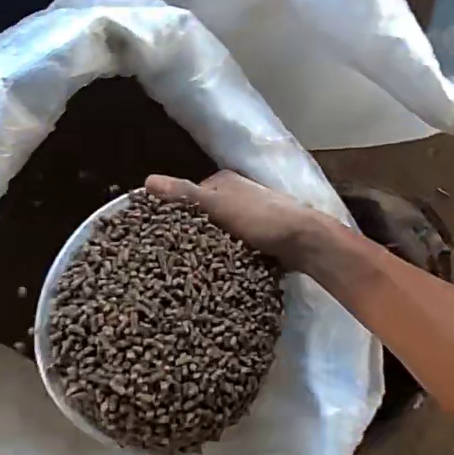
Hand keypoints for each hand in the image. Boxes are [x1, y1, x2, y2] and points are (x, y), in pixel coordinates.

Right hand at [144, 171, 332, 266]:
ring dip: (206, 249)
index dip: (170, 214)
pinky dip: (223, 258)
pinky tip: (213, 273)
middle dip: (189, 234)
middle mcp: (234, 196)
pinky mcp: (258, 240)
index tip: (157, 236)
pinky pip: (231, 249)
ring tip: (187, 270)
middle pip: (201, 217)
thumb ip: (184, 195)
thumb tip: (147, 180)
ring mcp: (248, 219)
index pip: (186, 196)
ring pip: (216, 234)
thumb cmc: (261, 218)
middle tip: (171, 258)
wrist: (306, 243)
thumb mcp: (217, 205)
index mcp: (222, 181)